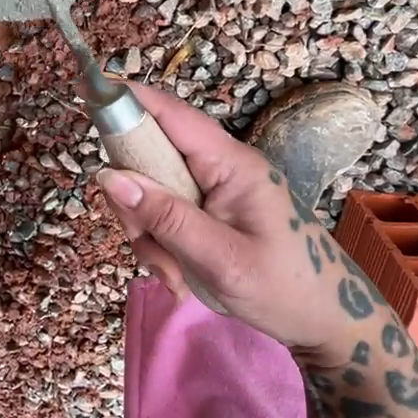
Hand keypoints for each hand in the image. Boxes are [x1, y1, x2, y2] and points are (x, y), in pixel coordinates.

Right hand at [96, 85, 378, 366]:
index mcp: (230, 164)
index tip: (85, 90)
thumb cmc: (288, 291)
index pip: (170, 112)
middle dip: (131, 197)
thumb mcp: (222, 260)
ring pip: (147, 187)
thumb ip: (165, 217)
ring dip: (144, 229)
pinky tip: (176, 274)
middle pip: (147, 154)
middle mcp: (217, 166)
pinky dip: (156, 241)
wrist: (332, 328)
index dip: (126, 96)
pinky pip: (160, 210)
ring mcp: (210, 187)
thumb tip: (108, 177)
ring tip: (170, 273)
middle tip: (139, 238)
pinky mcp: (205, 208)